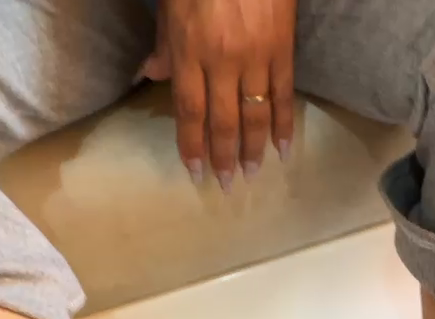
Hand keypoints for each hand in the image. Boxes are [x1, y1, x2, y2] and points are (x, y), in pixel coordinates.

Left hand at [144, 0, 295, 187]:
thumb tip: (150, 76)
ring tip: (253, 174)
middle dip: (224, 157)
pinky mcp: (282, 51)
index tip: (196, 171)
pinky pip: (283, 97)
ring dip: (254, 151)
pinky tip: (284, 149)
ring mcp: (256, 58)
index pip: (189, 110)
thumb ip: (165, 43)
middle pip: (224, 122)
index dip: (192, 145)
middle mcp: (223, 61)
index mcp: (191, 48)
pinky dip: (284, 126)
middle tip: (228, 185)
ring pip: (255, 117)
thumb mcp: (172, 2)